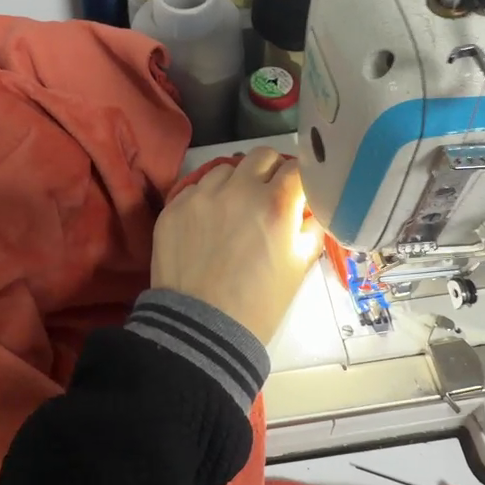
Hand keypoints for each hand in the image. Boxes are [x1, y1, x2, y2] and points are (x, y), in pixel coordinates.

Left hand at [151, 147, 323, 343]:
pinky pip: (196, 187)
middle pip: (261, 156)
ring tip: (235, 210)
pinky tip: (208, 224)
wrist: (201, 329)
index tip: (299, 191)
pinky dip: (207, 199)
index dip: (301, 178)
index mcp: (276, 204)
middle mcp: (239, 190)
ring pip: (226, 168)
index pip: (297, 167)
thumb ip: (310, 229)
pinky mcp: (174, 206)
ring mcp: (202, 195)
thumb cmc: (259, 304)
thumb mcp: (298, 266)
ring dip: (236, 182)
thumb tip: (308, 209)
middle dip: (270, 171)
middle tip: (269, 195)